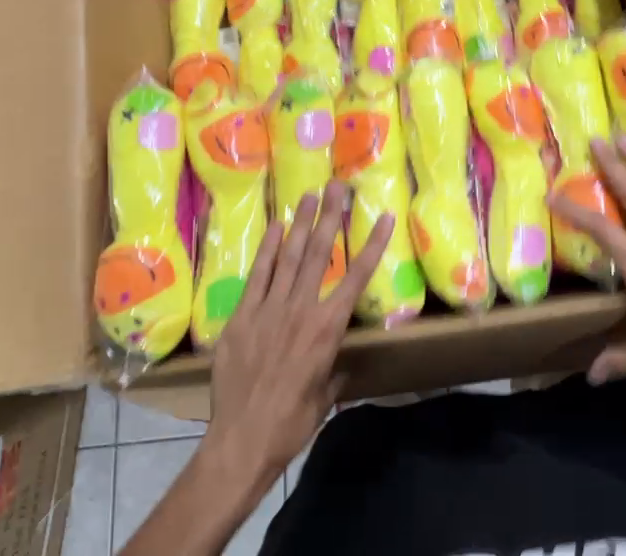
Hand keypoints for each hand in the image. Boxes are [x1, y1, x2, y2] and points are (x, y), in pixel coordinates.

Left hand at [204, 184, 391, 481]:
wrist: (242, 439)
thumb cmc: (292, 422)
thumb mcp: (325, 395)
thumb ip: (334, 370)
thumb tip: (340, 363)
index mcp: (328, 328)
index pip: (356, 277)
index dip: (372, 245)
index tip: (383, 217)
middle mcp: (301, 309)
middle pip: (319, 255)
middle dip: (330, 217)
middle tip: (337, 187)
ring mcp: (268, 310)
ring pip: (289, 257)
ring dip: (301, 224)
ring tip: (310, 195)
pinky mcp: (241, 317)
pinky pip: (258, 276)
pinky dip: (268, 250)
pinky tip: (277, 228)